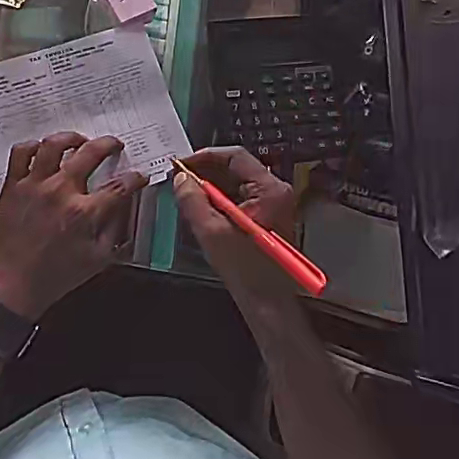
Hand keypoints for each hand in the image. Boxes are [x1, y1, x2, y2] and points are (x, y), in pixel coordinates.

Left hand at [0, 132, 147, 320]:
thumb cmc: (55, 275)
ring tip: (80, 141)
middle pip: (91, 152)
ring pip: (54, 144)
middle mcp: (60, 192)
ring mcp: (34, 186)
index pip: (120, 185)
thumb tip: (127, 206)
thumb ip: (116, 228)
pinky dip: (34, 146)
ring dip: (72, 138)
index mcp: (84, 213)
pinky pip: (21, 153)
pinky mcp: (12, 186)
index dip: (135, 178)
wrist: (12, 285)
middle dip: (109, 144)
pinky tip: (42, 149)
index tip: (138, 177)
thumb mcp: (98, 258)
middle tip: (114, 146)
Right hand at [172, 147, 299, 314]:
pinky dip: (221, 198)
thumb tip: (181, 179)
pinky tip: (204, 207)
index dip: (204, 157)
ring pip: (237, 183)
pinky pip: (241, 196)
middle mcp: (276, 192)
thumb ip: (193, 201)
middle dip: (206, 172)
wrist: (267, 301)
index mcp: (270, 190)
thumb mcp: (212, 232)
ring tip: (189, 193)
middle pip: (236, 168)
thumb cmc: (247, 271)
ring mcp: (274, 204)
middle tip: (182, 178)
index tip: (183, 164)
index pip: (234, 157)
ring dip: (212, 186)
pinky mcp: (268, 216)